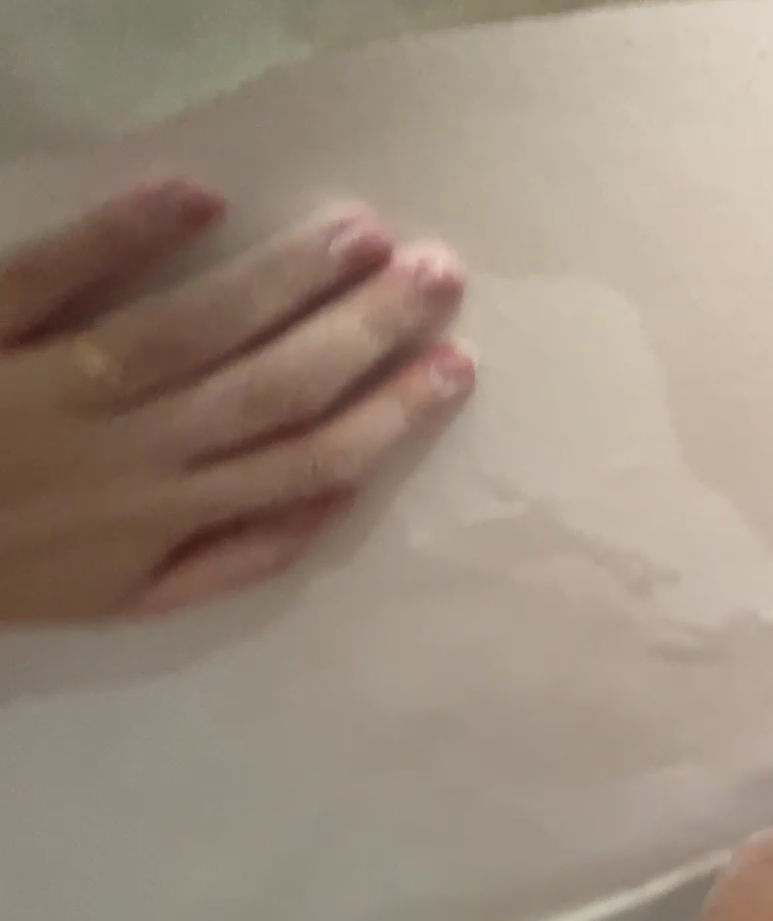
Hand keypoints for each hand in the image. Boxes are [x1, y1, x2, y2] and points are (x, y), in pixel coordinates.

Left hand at [0, 172, 474, 621]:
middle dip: (367, 329)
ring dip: (283, 279)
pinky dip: (118, 240)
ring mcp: (47, 390)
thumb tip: (340, 498)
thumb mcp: (127, 598)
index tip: (457, 364)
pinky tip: (197, 195)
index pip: (317, 458)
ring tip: (362, 231)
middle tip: (437, 274)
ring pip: (190, 332)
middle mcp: (136, 451)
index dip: (396, 411)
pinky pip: (41, 281)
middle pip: (277, 386)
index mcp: (179, 513)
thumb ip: (239, 558)